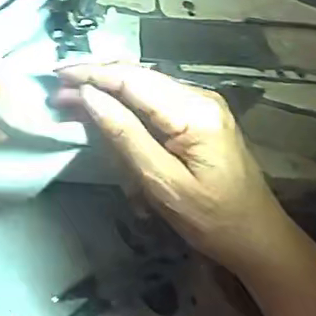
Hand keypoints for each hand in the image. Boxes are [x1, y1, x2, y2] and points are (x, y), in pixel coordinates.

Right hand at [58, 62, 300, 280]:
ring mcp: (200, 104)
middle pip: (136, 75)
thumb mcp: (162, 183)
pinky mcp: (196, 116)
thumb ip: (125, 135)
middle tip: (56, 89)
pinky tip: (102, 107)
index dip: (90, 74)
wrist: (260, 240)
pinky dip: (122, 101)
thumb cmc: (213, 220)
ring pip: (141, 83)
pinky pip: (151, 98)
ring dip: (105, 88)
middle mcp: (199, 98)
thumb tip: (89, 96)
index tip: (56, 76)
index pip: (132, 80)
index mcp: (194, 113)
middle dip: (93, 78)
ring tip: (71, 99)